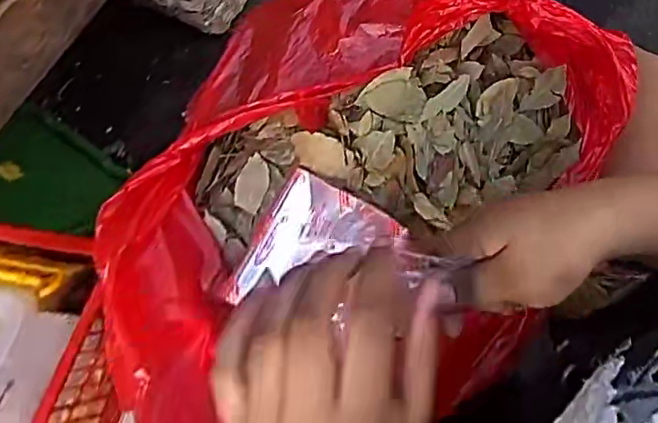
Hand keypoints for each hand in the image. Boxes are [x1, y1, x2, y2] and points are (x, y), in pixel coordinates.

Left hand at [211, 249, 442, 422]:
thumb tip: (431, 286)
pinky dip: (242, 321)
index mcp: (363, 412)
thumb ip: (422, 352)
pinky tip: (266, 292)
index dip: (377, 273)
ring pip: (267, 338)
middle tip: (351, 255)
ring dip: (290, 288)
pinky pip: (227, 367)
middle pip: (309, 324)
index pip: (368, 323)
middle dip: (330, 273)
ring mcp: (263, 422)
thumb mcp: (415, 417)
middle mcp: (308, 414)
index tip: (386, 250)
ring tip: (315, 267)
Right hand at [437, 180, 630, 311]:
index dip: (430, 289)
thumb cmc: (554, 252)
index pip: (430, 256)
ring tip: (528, 290)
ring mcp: (509, 218)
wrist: (603, 216)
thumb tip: (431, 291)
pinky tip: (540, 278)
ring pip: (487, 262)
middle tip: (504, 302)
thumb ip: (468, 288)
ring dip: (501, 285)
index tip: (448, 319)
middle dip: (476, 291)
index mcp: (473, 230)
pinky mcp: (529, 222)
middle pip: (460, 263)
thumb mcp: (508, 282)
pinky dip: (519, 272)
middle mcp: (484, 218)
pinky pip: (509, 254)